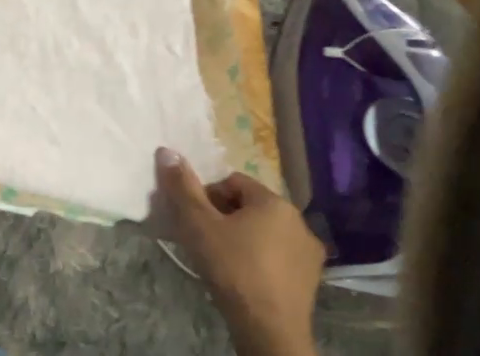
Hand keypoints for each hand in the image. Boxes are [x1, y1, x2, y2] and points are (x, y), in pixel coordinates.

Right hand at [155, 147, 323, 355]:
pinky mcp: (312, 279)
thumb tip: (167, 150)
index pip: (232, 182)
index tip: (197, 220)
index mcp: (275, 203)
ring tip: (222, 257)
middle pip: (250, 206)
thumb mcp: (197, 222)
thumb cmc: (232, 267)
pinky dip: (260, 257)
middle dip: (225, 216)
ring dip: (243, 236)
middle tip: (205, 237)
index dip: (208, 197)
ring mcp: (310, 253)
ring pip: (265, 231)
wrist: (268, 329)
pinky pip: (279, 254)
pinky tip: (244, 275)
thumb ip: (181, 185)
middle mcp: (299, 222)